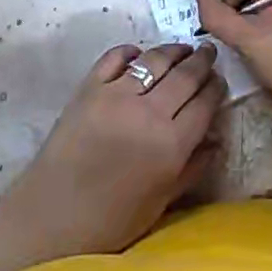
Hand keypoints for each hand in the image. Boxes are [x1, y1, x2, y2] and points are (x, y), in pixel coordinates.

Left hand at [0, 43, 225, 261]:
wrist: (50, 219)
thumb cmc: (111, 221)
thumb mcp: (161, 201)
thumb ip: (192, 167)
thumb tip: (216, 138)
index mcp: (171, 146)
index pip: (205, 103)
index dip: (216, 87)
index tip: (220, 79)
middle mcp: (148, 113)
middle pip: (185, 75)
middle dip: (202, 61)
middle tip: (208, 52)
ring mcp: (116, 96)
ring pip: (155, 60)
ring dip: (174, 51)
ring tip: (183, 49)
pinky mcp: (89, 88)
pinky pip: (115, 57)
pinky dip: (131, 51)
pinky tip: (139, 54)